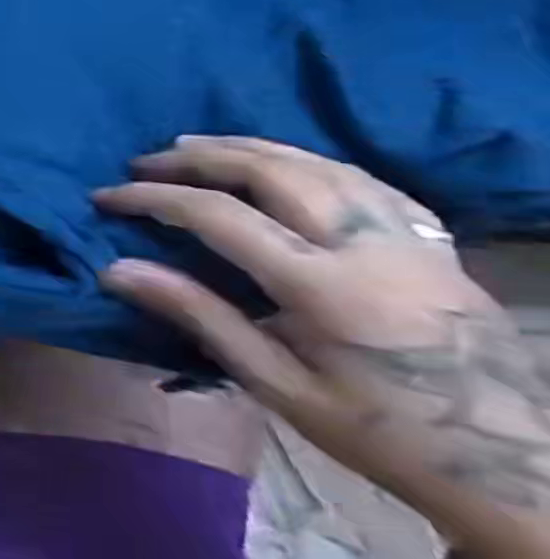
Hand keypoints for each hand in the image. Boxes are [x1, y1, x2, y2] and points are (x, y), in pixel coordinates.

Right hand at [96, 136, 549, 556]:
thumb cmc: (380, 431)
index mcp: (327, 288)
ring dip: (245, 147)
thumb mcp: (277, 385)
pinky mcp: (435, 244)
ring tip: (193, 146)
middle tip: (145, 163)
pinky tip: (276, 163)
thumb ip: (197, 315)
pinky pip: (363, 179)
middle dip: (196, 158)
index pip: (218, 215)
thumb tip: (113, 267)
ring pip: (316, 164)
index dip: (151, 198)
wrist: (520, 469)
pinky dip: (305, 161)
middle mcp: (371, 249)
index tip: (106, 197)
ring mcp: (412, 240)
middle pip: (270, 172)